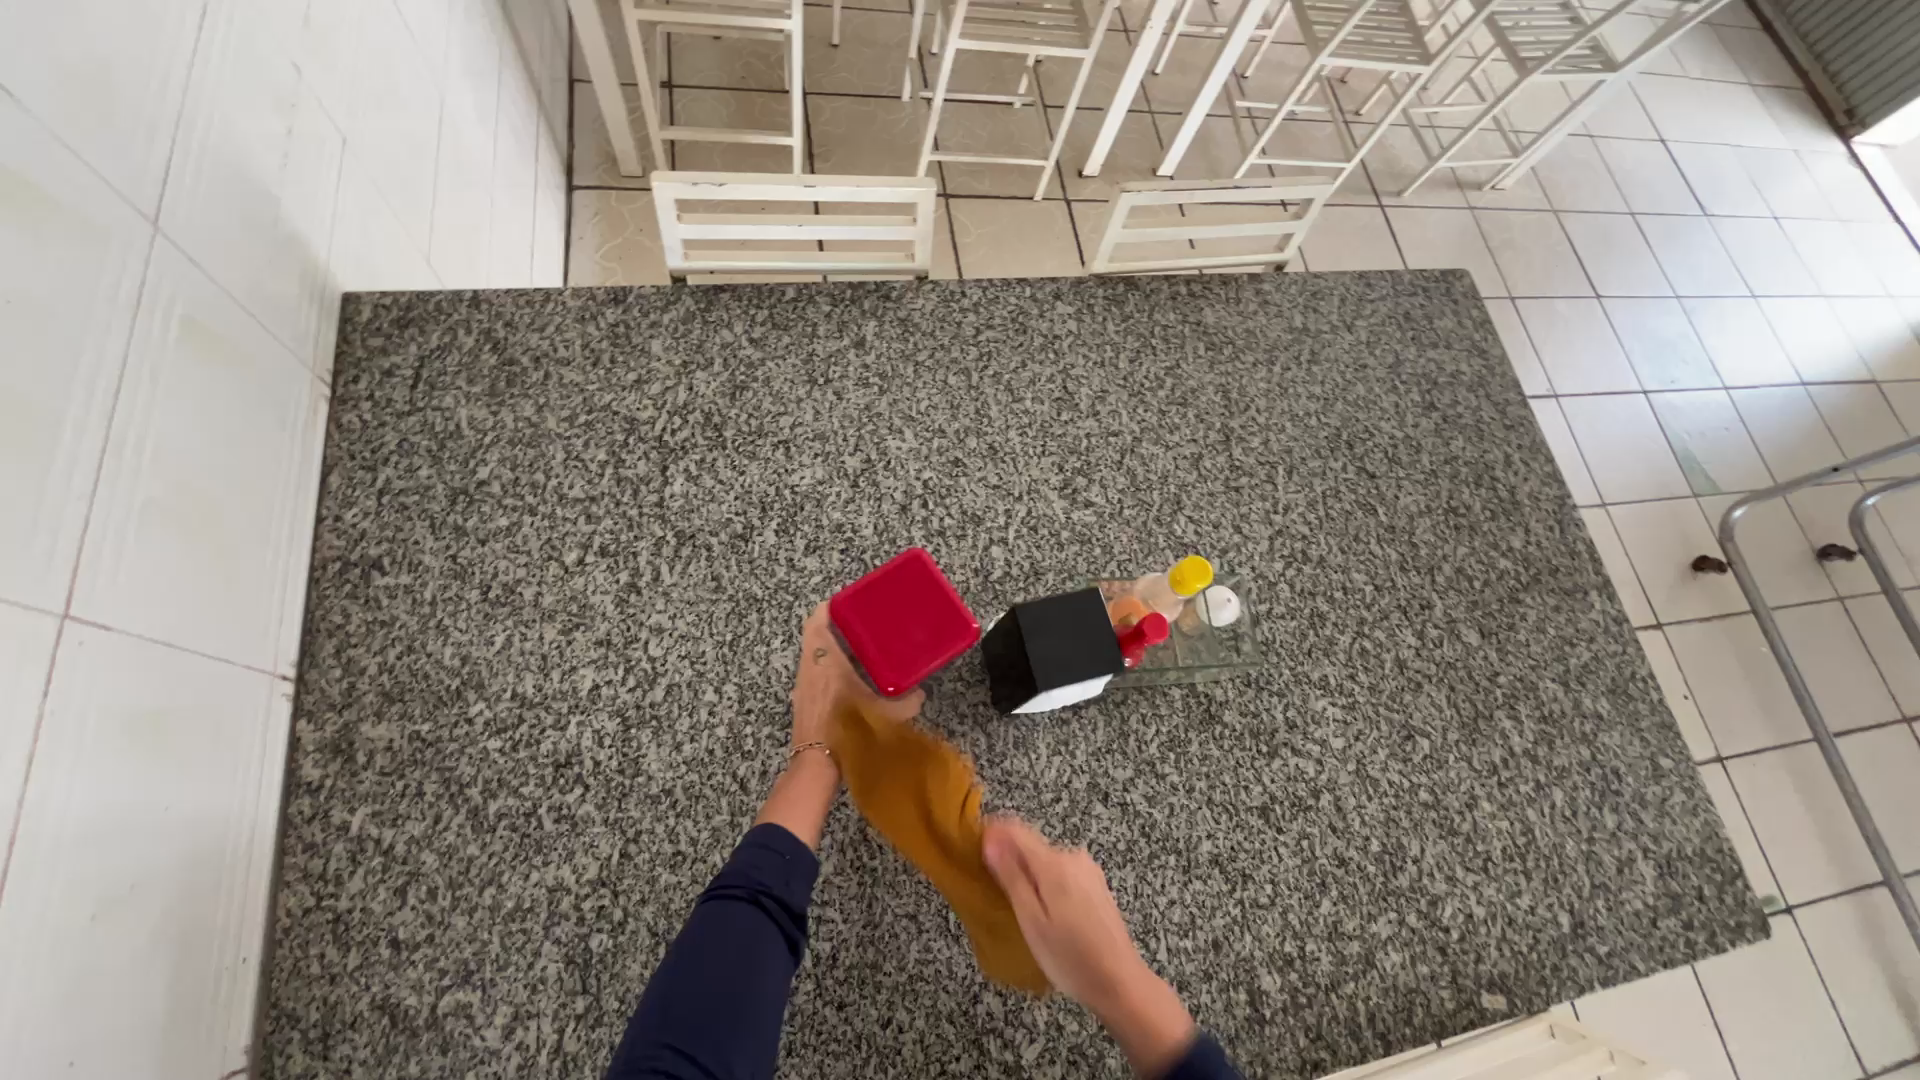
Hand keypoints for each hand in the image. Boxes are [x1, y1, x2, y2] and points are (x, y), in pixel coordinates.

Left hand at [762, 605, 926, 850]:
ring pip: (810, 656)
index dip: (826, 608)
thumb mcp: (884, 714)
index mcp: (825, 660)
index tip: (840, 601)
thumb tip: (920, 694)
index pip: (817, 622)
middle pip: (813, 636)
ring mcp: (801, 686)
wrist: (816, 765)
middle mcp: (809, 668)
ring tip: (850, 650)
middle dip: (830, 627)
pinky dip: (823, 670)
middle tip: (853, 624)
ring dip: (825, 649)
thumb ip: (906, 703)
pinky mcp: (800, 703)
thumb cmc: (847, 729)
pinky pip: (811, 675)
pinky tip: (841, 681)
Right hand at [982, 818, 1195, 1075]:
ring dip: (1029, 873)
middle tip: (993, 888)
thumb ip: (1011, 877)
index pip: (1016, 830)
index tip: (975, 847)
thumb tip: (991, 840)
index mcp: (1054, 863)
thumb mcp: (1032, 920)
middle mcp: (1073, 857)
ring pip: (1048, 860)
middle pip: (1032, 845)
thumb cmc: (1069, 956)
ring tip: (1018, 906)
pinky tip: (1046, 911)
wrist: (1120, 982)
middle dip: (1010, 858)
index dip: (993, 832)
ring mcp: (1088, 870)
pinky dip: (1047, 883)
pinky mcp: (1097, 885)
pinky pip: (1063, 872)